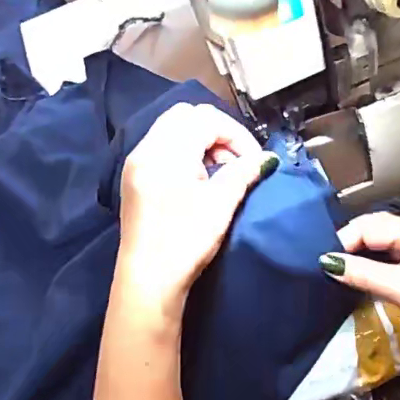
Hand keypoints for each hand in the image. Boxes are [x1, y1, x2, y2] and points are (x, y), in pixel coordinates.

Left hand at [115, 102, 277, 312]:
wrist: (148, 281)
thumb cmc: (185, 241)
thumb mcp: (221, 203)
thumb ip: (243, 172)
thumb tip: (265, 158)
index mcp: (165, 151)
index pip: (205, 119)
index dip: (235, 134)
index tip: (253, 159)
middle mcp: (145, 150)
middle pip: (185, 117)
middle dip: (217, 133)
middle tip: (235, 162)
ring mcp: (136, 165)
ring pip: (171, 132)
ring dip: (200, 143)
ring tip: (220, 174)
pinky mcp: (134, 181)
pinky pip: (161, 150)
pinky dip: (183, 155)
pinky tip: (198, 182)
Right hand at [319, 212, 399, 363]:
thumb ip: (362, 273)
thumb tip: (325, 263)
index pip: (368, 226)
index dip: (343, 242)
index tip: (321, 264)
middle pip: (372, 231)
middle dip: (348, 248)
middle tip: (323, 269)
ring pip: (378, 247)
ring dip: (358, 259)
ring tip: (334, 275)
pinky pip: (387, 262)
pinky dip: (370, 269)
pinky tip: (355, 281)